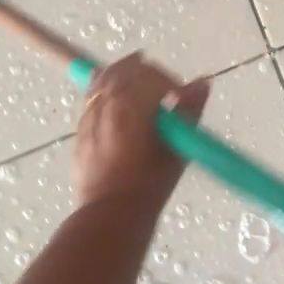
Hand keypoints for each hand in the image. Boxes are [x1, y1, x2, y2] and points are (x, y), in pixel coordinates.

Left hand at [72, 53, 209, 208]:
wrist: (110, 214)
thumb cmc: (149, 183)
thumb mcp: (176, 147)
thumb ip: (188, 111)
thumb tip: (203, 82)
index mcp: (131, 105)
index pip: (151, 75)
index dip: (169, 81)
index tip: (179, 98)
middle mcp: (106, 104)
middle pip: (124, 70)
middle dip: (146, 72)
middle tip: (163, 87)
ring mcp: (89, 116)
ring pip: (104, 79)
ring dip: (123, 76)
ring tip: (138, 84)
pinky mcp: (80, 131)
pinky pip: (92, 98)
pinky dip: (106, 91)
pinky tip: (117, 102)